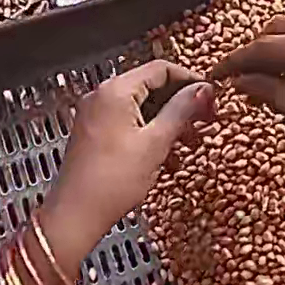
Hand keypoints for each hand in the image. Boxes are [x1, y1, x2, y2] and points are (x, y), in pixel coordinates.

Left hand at [36, 60, 215, 264]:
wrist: (76, 215)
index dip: (189, 80)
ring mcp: (95, 114)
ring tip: (188, 141)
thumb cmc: (111, 181)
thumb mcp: (156, 143)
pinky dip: (149, 132)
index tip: (209, 96)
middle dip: (180, 103)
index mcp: (115, 91)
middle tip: (204, 119)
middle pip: (150, 86)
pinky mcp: (94, 133)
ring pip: (140, 106)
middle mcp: (101, 97)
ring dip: (167, 120)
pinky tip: (165, 154)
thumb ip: (181, 111)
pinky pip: (128, 122)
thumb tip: (202, 90)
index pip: (160, 69)